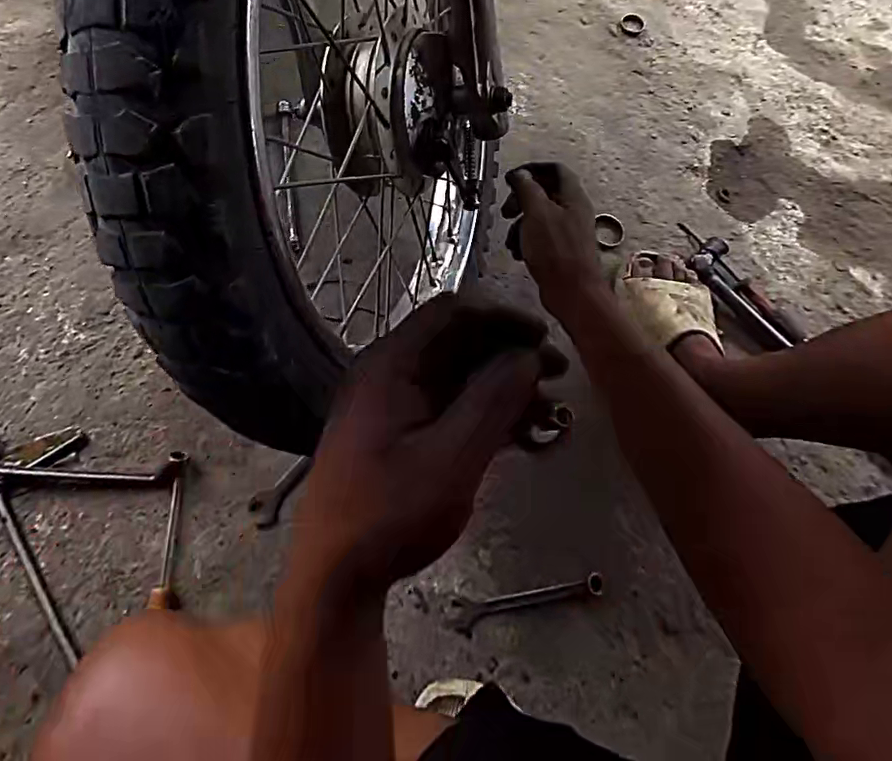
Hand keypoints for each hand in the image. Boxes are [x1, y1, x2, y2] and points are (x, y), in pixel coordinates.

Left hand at [288, 294, 555, 597]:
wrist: (335, 577)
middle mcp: (389, 374)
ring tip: (549, 411)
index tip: (542, 336)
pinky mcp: (401, 434)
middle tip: (557, 374)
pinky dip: (485, 414)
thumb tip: (528, 356)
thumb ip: (492, 401)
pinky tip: (522, 435)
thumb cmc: (389, 514)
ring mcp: (393, 405)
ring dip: (503, 387)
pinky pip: (449, 407)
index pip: (449, 313)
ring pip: (457, 378)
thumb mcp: (450, 458)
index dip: (500, 317)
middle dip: (509, 355)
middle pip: (457, 344)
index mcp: (389, 364)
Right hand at [502, 162, 610, 315]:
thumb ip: (528, 189)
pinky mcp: (561, 249)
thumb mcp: (537, 213)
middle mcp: (573, 211)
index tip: (512, 178)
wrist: (572, 292)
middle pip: (545, 193)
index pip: (555, 170)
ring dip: (520, 224)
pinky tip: (519, 253)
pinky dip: (526, 240)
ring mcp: (568, 231)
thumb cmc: (556, 251)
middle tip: (507, 211)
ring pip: (539, 217)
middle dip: (522, 200)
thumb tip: (520, 174)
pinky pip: (540, 236)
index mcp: (573, 197)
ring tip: (511, 239)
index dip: (532, 169)